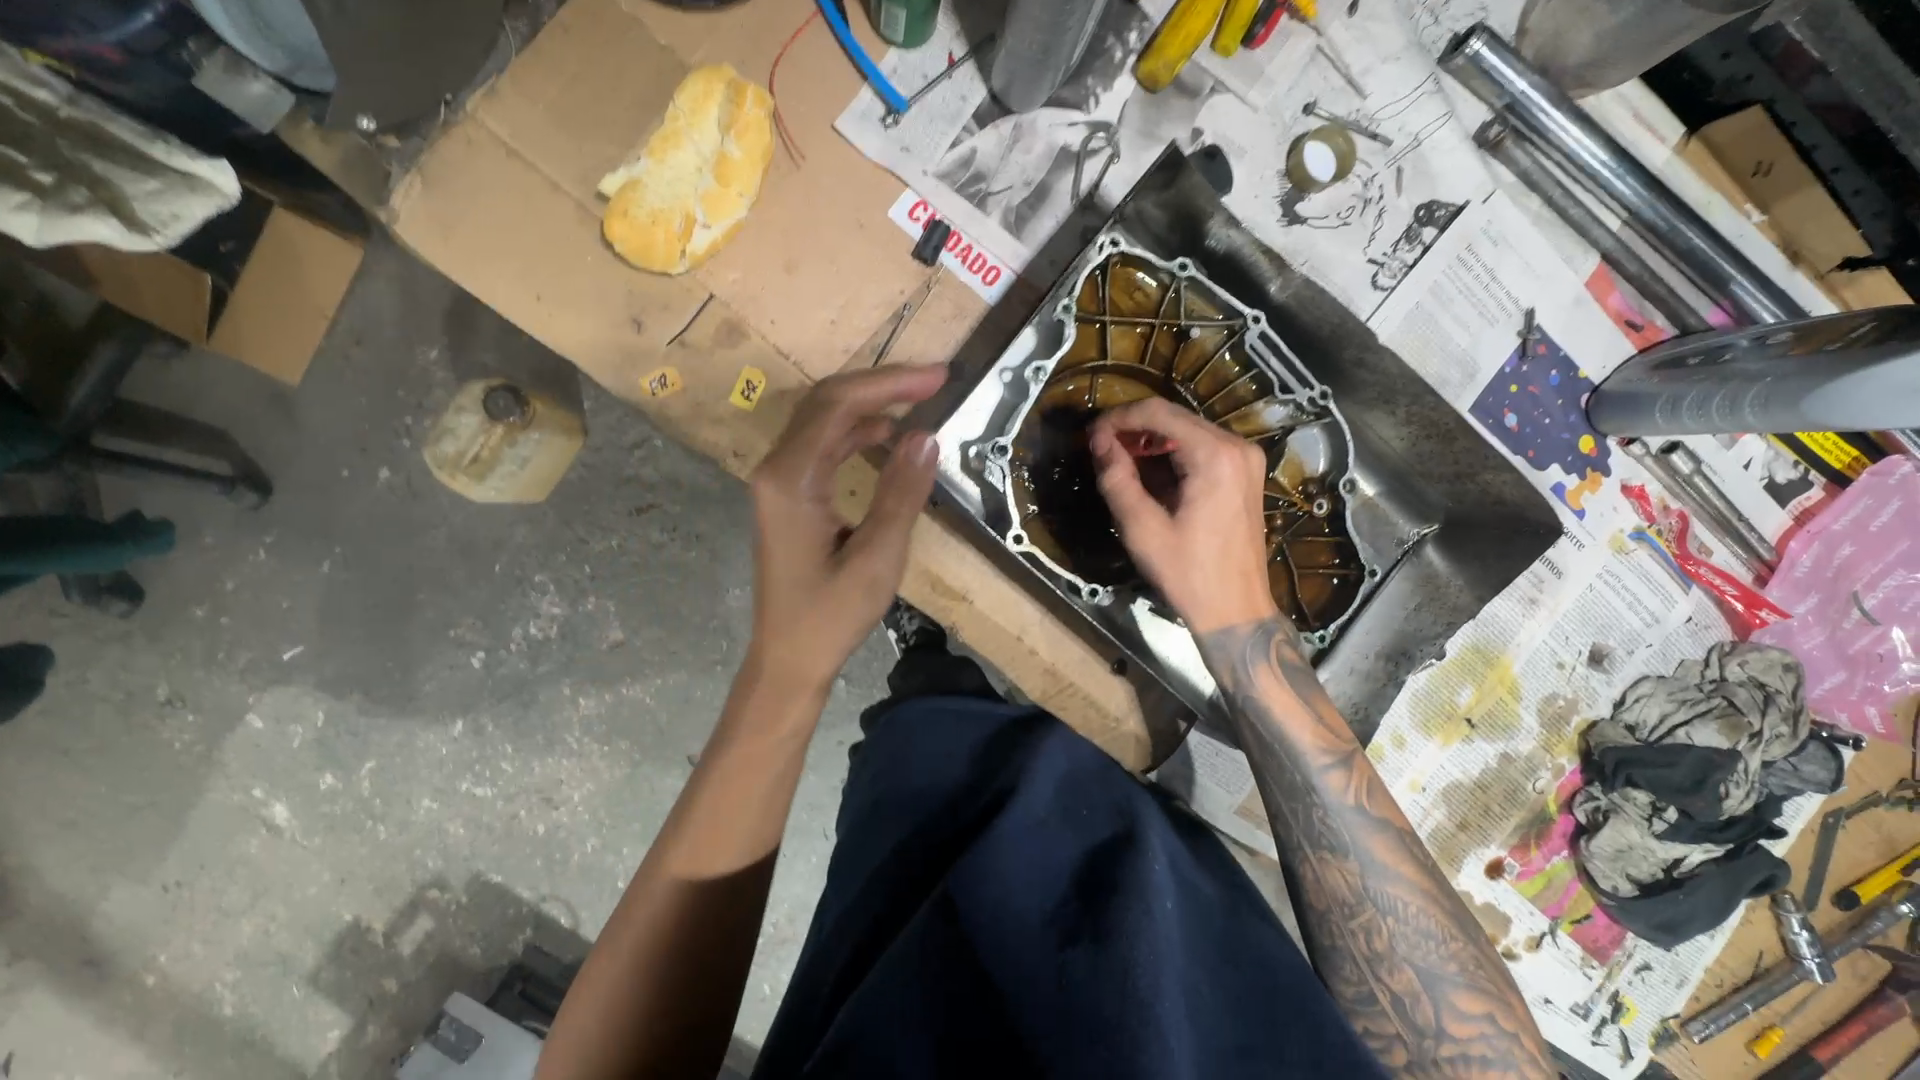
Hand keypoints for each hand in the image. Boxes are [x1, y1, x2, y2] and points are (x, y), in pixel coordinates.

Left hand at [746, 365, 946, 693]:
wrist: (789, 658)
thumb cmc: (830, 615)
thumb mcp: (878, 557)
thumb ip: (901, 492)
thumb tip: (927, 435)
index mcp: (791, 478)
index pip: (838, 405)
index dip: (890, 384)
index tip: (939, 378)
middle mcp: (777, 469)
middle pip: (826, 403)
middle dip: (882, 387)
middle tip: (935, 382)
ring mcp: (778, 482)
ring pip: (823, 422)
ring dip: (870, 408)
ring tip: (920, 404)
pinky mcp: (787, 496)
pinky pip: (821, 447)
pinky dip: (856, 434)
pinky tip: (889, 438)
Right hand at [1089, 397, 1278, 634]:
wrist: (1236, 609)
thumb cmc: (1188, 573)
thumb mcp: (1142, 528)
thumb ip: (1117, 479)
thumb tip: (1098, 441)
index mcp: (1214, 456)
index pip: (1158, 413)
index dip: (1119, 418)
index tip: (1091, 435)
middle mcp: (1236, 446)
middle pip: (1175, 417)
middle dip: (1134, 427)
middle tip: (1099, 446)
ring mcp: (1245, 458)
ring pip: (1188, 430)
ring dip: (1151, 439)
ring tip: (1118, 459)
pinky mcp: (1245, 473)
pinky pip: (1203, 447)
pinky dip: (1172, 452)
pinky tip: (1148, 470)